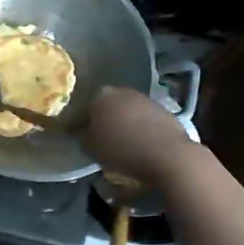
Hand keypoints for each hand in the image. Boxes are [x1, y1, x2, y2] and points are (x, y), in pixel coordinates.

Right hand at [81, 88, 199, 189]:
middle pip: (106, 106)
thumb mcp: (91, 148)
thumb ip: (83, 137)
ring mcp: (144, 98)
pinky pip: (143, 118)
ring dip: (123, 122)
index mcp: (100, 97)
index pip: (83, 110)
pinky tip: (140, 141)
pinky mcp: (162, 108)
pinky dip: (139, 127)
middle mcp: (122, 91)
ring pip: (126, 110)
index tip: (77, 136)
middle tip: (101, 138)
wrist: (166, 153)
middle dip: (103, 119)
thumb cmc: (121, 150)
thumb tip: (84, 132)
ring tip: (122, 141)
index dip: (78, 125)